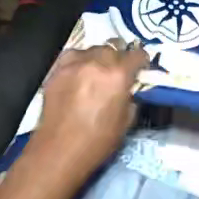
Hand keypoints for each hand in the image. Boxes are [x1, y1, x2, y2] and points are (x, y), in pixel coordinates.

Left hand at [28, 40, 150, 182]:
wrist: (59, 150)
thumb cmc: (97, 141)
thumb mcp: (126, 121)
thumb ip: (130, 98)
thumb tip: (128, 90)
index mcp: (118, 75)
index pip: (136, 55)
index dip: (141, 60)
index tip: (141, 67)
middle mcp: (97, 63)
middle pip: (113, 48)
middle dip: (119, 58)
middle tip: (118, 71)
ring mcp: (74, 64)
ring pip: (92, 49)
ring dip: (99, 57)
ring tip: (97, 71)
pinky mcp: (57, 70)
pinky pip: (73, 56)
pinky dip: (80, 60)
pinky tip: (79, 72)